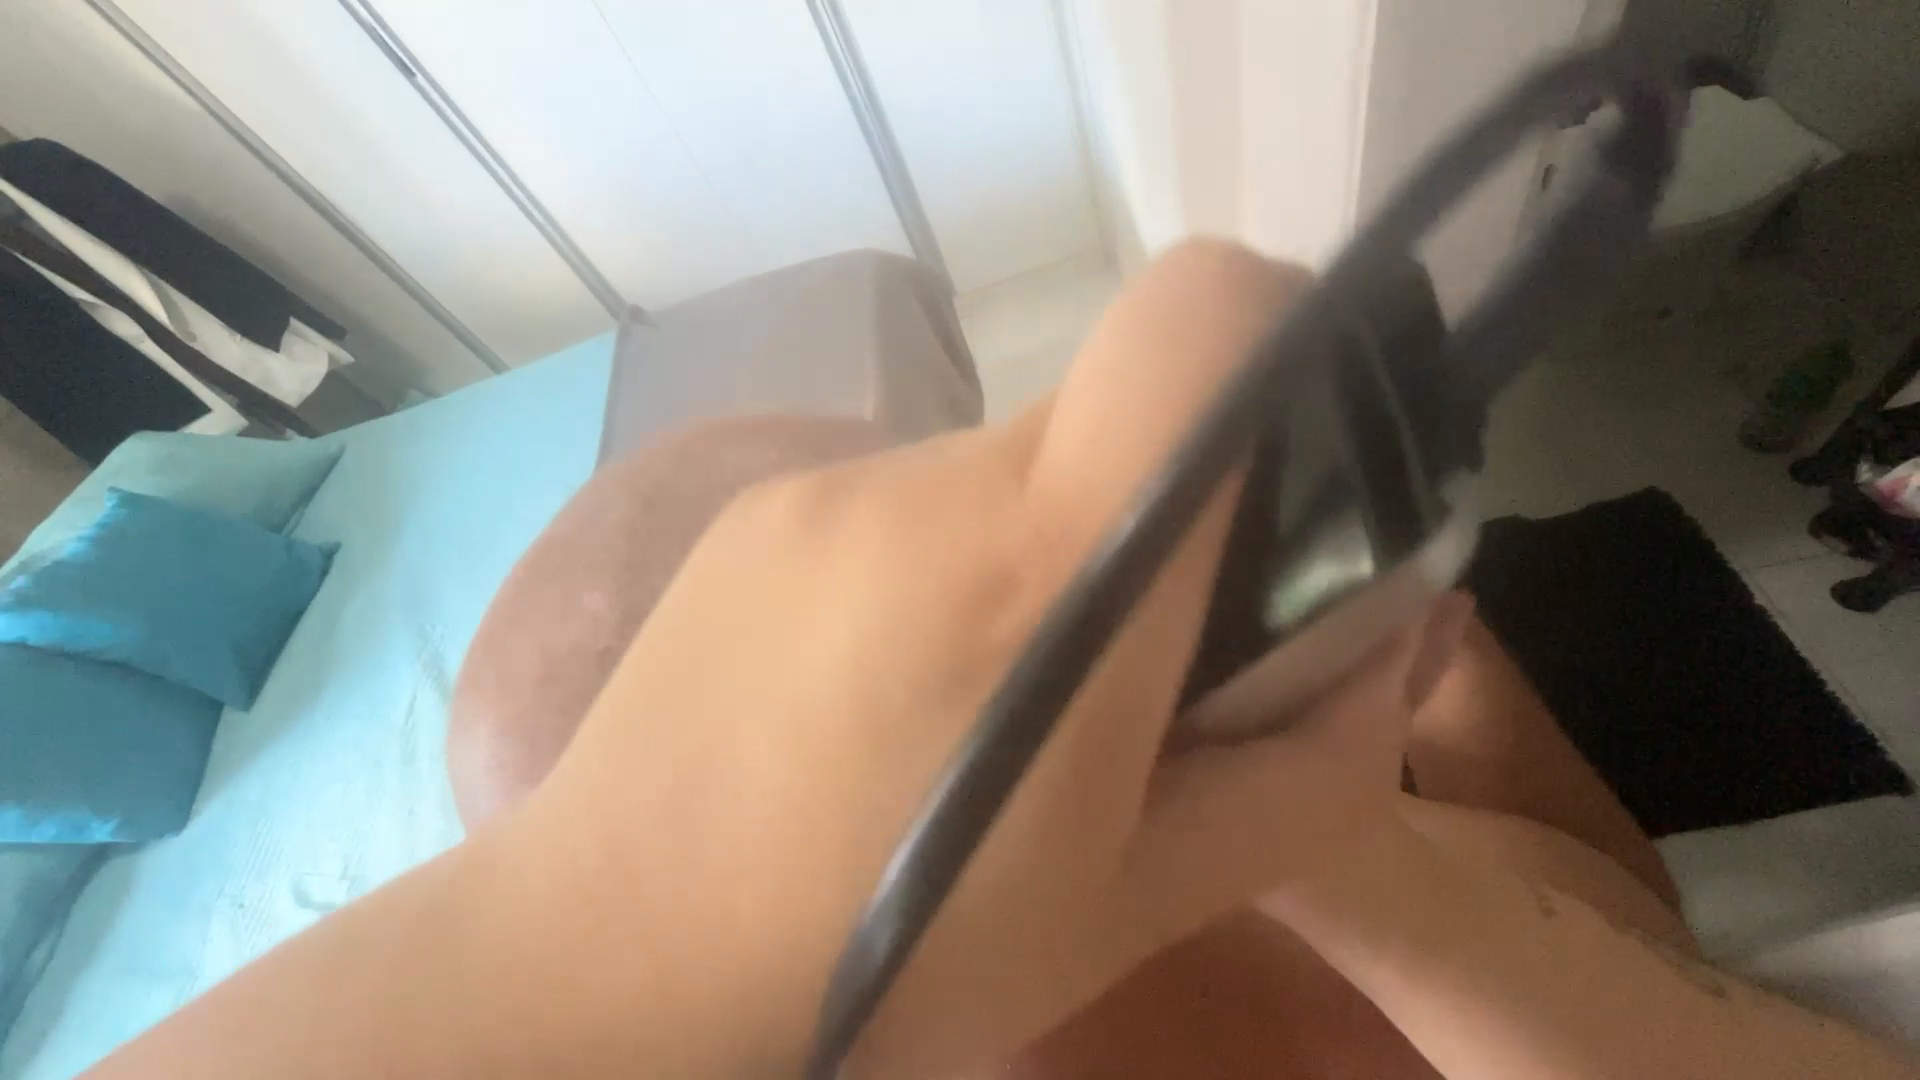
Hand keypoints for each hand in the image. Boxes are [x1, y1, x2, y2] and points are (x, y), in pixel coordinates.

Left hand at [504, 240, 1470, 1077]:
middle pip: (1106, 410)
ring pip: (1007, 463)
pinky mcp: (760, 507)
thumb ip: (1302, 764)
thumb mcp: (1139, 898)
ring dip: (1043, 546)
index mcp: (1050, 571)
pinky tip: (888, 680)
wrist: (617, 966)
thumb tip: (1389, 633)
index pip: (1193, 320)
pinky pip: (909, 495)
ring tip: (989, 688)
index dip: (1271, 333)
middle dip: (1154, 502)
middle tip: (1128, 648)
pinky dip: (946, 560)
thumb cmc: (894, 962)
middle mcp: (932, 485)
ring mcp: (829, 486)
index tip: (1287, 436)